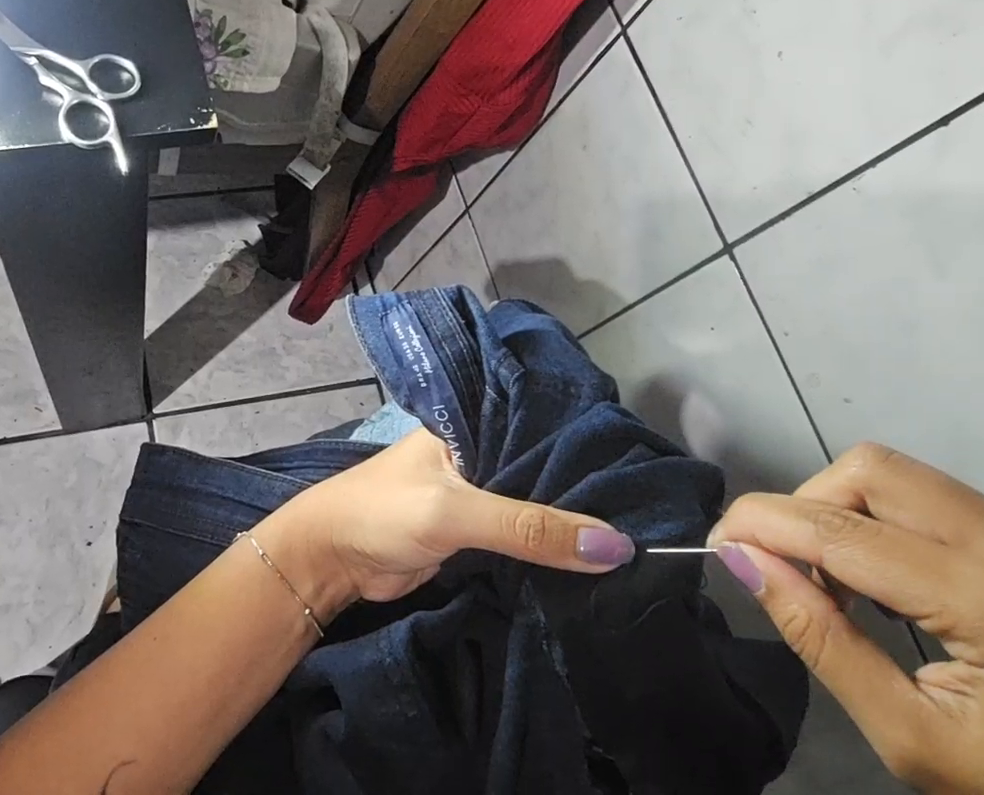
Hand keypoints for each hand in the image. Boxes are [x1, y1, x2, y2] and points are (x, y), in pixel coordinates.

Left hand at [249, 429, 636, 617]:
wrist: (331, 560)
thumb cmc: (384, 513)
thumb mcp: (456, 512)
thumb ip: (528, 527)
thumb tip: (615, 547)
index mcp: (471, 424)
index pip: (540, 424)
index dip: (586, 441)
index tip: (643, 462)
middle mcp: (478, 450)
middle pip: (542, 466)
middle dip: (585, 486)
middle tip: (652, 506)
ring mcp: (476, 492)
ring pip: (535, 503)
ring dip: (570, 521)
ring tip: (638, 532)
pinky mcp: (473, 530)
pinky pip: (522, 533)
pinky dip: (549, 546)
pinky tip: (592, 557)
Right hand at [708, 443, 983, 794]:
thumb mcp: (913, 740)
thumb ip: (822, 640)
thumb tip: (744, 561)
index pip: (845, 530)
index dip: (764, 524)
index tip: (717, 543)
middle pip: (875, 472)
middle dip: (804, 504)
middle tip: (781, 567)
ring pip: (906, 478)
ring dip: (845, 511)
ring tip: (836, 582)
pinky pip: (944, 504)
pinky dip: (889, 524)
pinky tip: (890, 582)